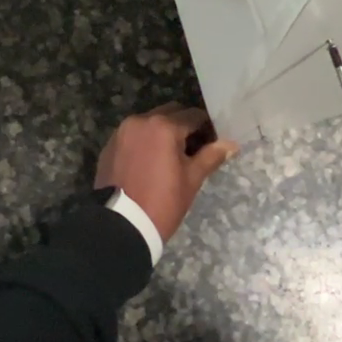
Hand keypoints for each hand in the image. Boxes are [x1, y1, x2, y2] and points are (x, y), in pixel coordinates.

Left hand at [94, 104, 238, 241]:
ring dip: (162, 132)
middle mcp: (141, 121)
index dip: (206, 127)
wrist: (120, 227)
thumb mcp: (191, 180)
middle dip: (184, 125)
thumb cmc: (162, 202)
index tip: (212, 140)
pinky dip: (144, 141)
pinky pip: (133, 135)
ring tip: (171, 156)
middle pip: (170, 113)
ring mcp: (122, 132)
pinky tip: (150, 161)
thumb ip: (211, 156)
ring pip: (150, 122)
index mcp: (164, 126)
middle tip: (193, 148)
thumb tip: (231, 144)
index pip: (193, 116)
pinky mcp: (110, 146)